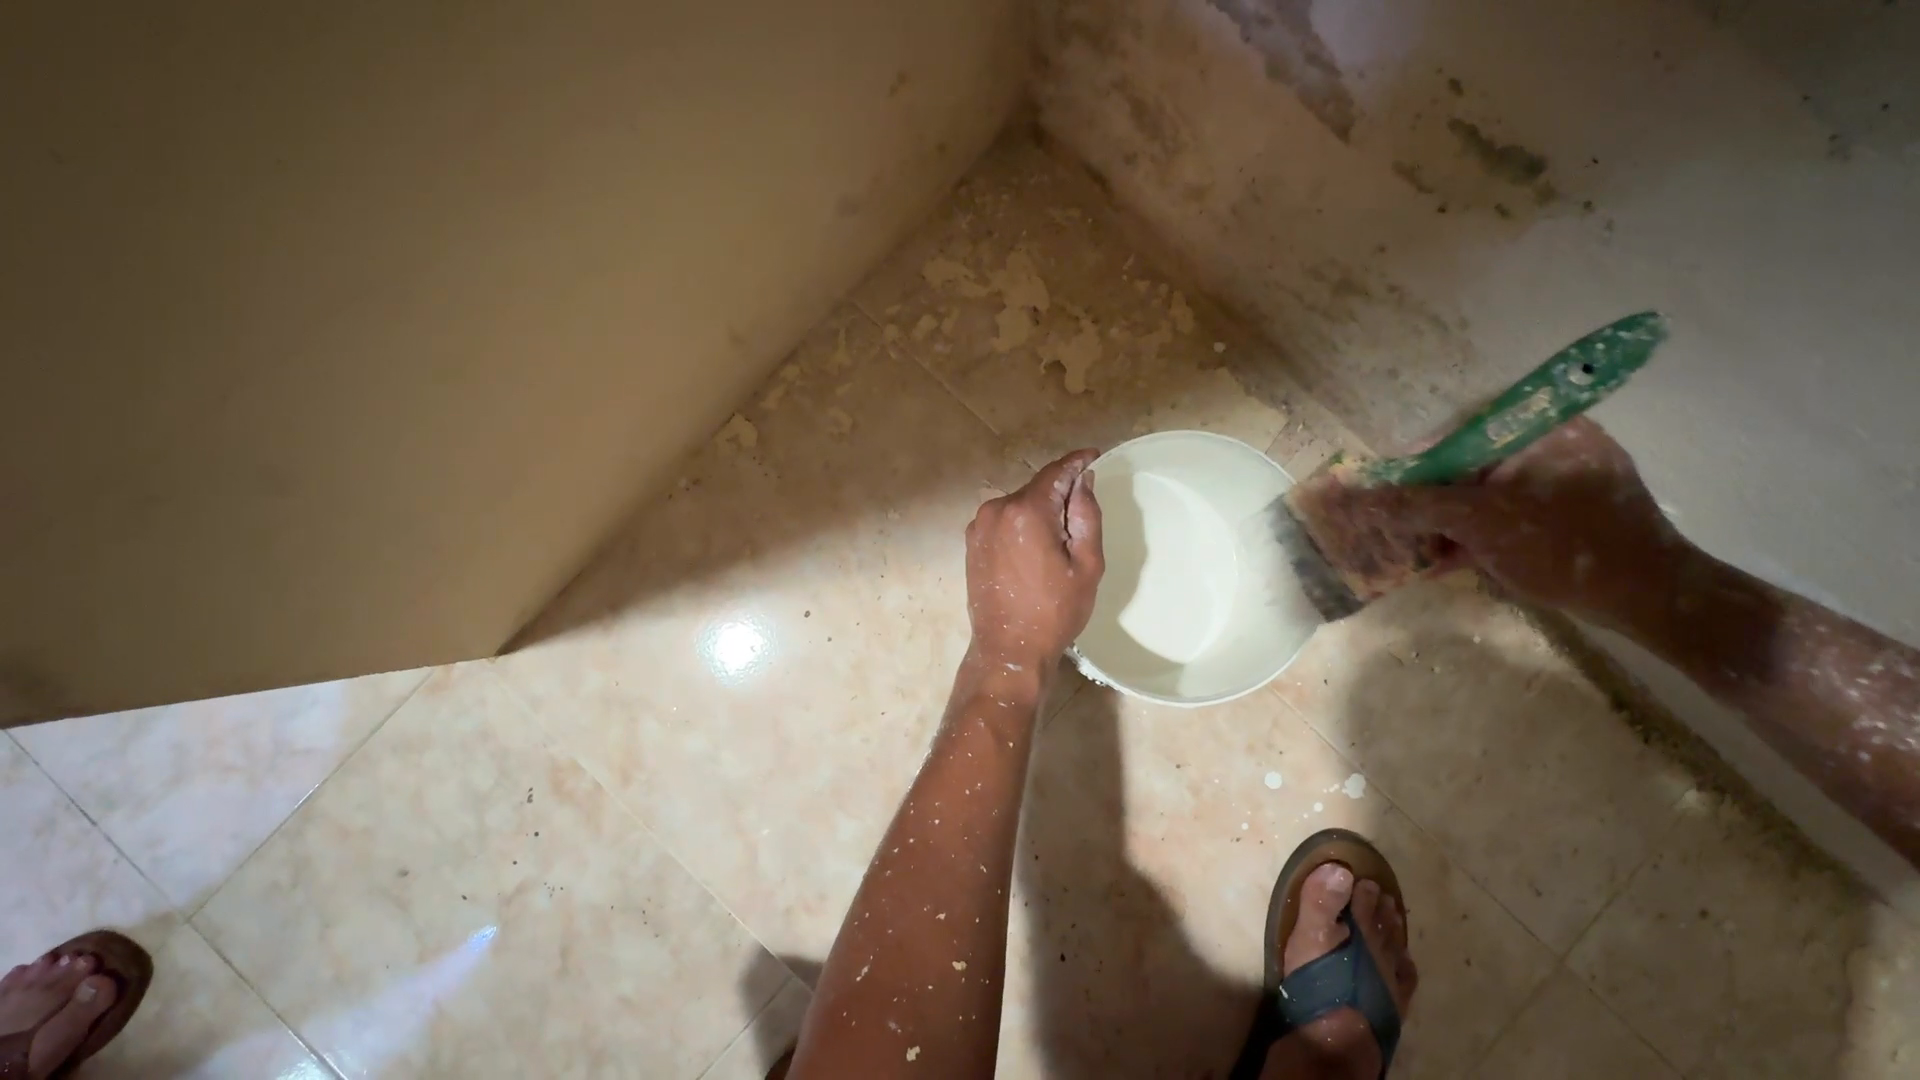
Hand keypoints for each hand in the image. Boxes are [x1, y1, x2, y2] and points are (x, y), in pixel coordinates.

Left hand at [964, 449, 1104, 669]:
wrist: (1009, 649)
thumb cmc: (1054, 611)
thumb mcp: (1086, 564)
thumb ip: (1086, 515)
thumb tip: (1082, 481)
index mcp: (1026, 512)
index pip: (1056, 472)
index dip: (1077, 462)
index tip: (1094, 455)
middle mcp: (997, 510)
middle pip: (1037, 488)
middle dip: (1060, 494)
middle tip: (1082, 518)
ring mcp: (979, 526)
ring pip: (1020, 504)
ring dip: (1040, 511)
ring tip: (1059, 542)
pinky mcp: (972, 542)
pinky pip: (1004, 521)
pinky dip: (1022, 525)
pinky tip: (1035, 550)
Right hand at [1334, 419, 1690, 625]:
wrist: (1649, 598)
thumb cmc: (1562, 546)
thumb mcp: (1478, 522)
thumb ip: (1414, 504)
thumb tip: (1356, 497)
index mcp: (1538, 428)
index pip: (1455, 433)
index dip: (1412, 465)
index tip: (1384, 498)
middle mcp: (1550, 443)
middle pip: (1466, 465)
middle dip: (1427, 500)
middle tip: (1398, 530)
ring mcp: (1560, 480)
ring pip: (1484, 494)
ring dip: (1446, 523)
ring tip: (1418, 552)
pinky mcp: (1566, 514)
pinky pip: (1506, 515)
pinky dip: (1475, 536)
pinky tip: (1447, 561)